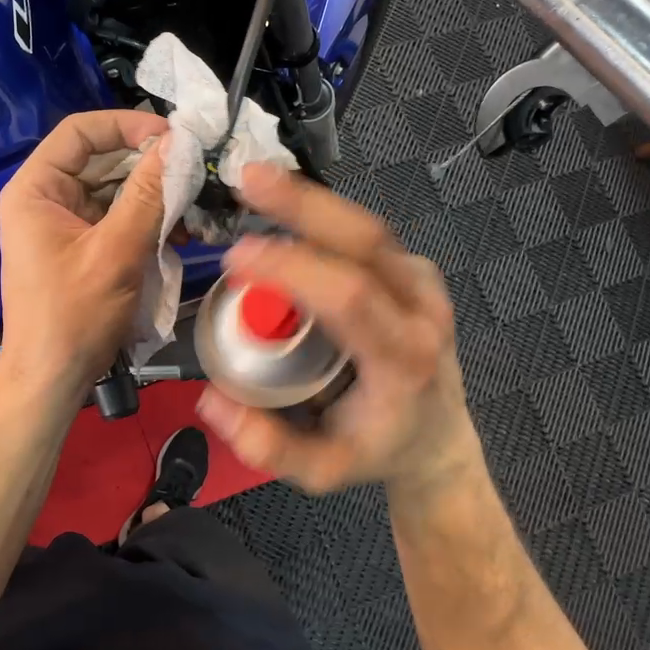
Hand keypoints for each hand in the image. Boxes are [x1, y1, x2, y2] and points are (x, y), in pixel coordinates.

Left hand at [0, 110, 171, 397]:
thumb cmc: (73, 316)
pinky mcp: (80, 251)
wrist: (51, 381)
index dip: (127, 125)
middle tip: (195, 171)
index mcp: (36, 190)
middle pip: (101, 161)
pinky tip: (179, 233)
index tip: (173, 137)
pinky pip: (115, 221)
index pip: (80, 132)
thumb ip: (149, 194)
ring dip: (153, 196)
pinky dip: (145, 223)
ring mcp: (62, 226)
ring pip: (114, 192)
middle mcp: (45, 200)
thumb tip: (179, 144)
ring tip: (194, 205)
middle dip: (148, 165)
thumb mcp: (116, 251)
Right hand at [195, 163, 481, 500]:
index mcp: (402, 359)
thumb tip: (212, 400)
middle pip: (365, 239)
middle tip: (247, 178)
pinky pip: (363, 235)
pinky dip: (320, 216)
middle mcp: (421, 309)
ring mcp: (421, 283)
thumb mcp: (322, 470)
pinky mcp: (413, 269)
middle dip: (303, 203)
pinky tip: (282, 206)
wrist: (437, 437)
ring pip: (365, 227)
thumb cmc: (376, 448)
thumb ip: (269, 445)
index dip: (293, 270)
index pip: (350, 298)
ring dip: (309, 202)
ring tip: (254, 181)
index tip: (236, 257)